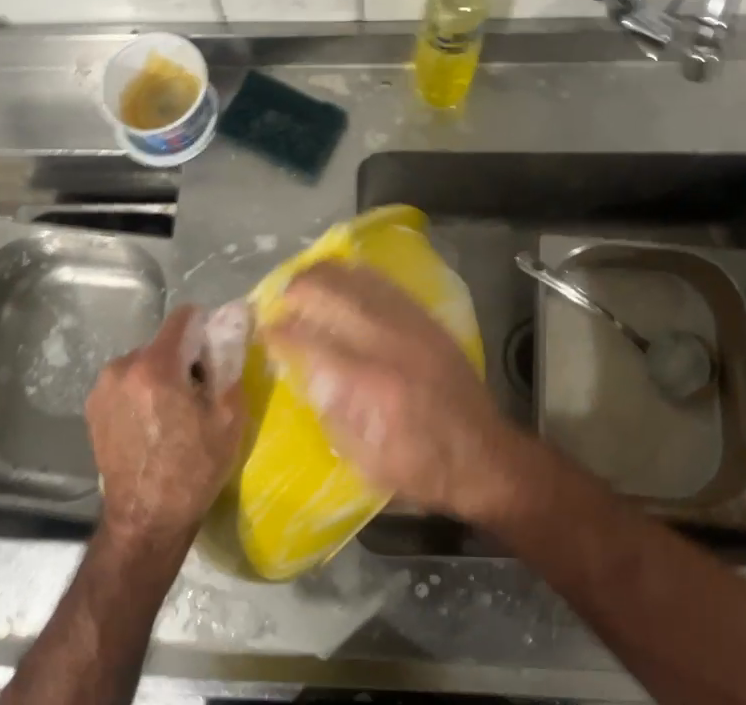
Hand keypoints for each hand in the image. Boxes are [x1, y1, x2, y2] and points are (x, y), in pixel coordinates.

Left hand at [87, 305, 244, 544]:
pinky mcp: (93, 407)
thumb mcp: (228, 415)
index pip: (183, 317)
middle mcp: (121, 367)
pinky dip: (142, 392)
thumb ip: (228, 361)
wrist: (146, 519)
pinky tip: (153, 425)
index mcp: (155, 366)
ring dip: (161, 376)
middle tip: (199, 394)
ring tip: (175, 414)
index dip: (205, 327)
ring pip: (144, 362)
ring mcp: (102, 387)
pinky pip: (127, 382)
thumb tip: (232, 321)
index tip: (216, 353)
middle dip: (184, 358)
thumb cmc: (194, 469)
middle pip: (163, 343)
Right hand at [264, 262, 532, 521]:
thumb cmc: (418, 467)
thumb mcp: (360, 457)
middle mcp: (386, 344)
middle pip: (329, 294)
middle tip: (278, 302)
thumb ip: (328, 408)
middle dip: (295, 292)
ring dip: (322, 277)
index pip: (308, 340)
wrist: (483, 455)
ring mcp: (410, 326)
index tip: (263, 331)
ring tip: (301, 284)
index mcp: (366, 385)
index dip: (279, 332)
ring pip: (356, 280)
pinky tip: (341, 280)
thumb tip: (301, 368)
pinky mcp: (427, 320)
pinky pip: (384, 284)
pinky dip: (356, 277)